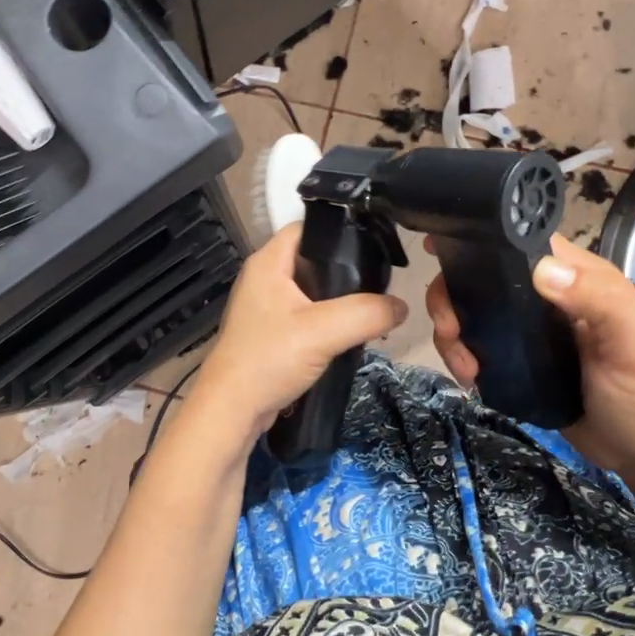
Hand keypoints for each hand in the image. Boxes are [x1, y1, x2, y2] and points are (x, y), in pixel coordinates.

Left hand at [190, 223, 406, 439]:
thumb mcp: (324, 331)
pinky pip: (307, 315)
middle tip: (382, 280)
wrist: (233, 409)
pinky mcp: (271, 332)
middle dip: (347, 268)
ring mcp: (266, 306)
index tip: (375, 241)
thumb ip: (367, 314)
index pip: (307, 226)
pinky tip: (352, 333)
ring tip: (374, 306)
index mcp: (268, 262)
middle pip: (313, 258)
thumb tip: (401, 307)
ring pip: (312, 290)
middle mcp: (264, 278)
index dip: (340, 229)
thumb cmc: (270, 359)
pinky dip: (329, 321)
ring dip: (340, 299)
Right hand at [425, 234, 634, 479]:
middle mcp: (547, 297)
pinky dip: (460, 357)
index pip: (521, 243)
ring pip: (471, 312)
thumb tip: (543, 269)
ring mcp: (527, 331)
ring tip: (464, 367)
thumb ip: (599, 299)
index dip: (480, 241)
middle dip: (452, 297)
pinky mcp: (515, 362)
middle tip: (450, 330)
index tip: (441, 252)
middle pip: (482, 277)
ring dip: (452, 334)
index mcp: (578, 278)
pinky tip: (469, 378)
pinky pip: (475, 347)